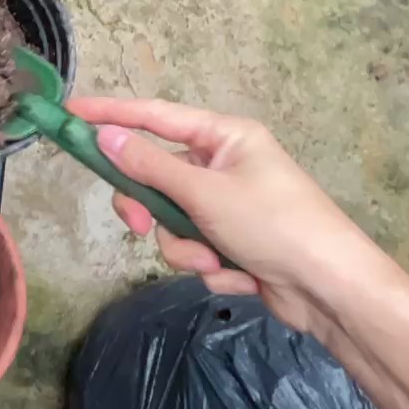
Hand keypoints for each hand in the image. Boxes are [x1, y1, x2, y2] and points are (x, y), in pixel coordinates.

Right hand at [70, 96, 389, 332]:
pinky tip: (240, 276)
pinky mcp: (231, 240)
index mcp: (223, 137)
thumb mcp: (204, 193)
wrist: (338, 295)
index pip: (152, 116)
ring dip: (183, 245)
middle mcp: (221, 164)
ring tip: (212, 262)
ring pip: (169, 217)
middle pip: (154, 175)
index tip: (70, 113)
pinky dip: (208, 263)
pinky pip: (193, 244)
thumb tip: (104, 135)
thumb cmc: (276, 226)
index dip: (108, 113)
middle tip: (139, 226)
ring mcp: (226, 204)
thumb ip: (148, 165)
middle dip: (149, 207)